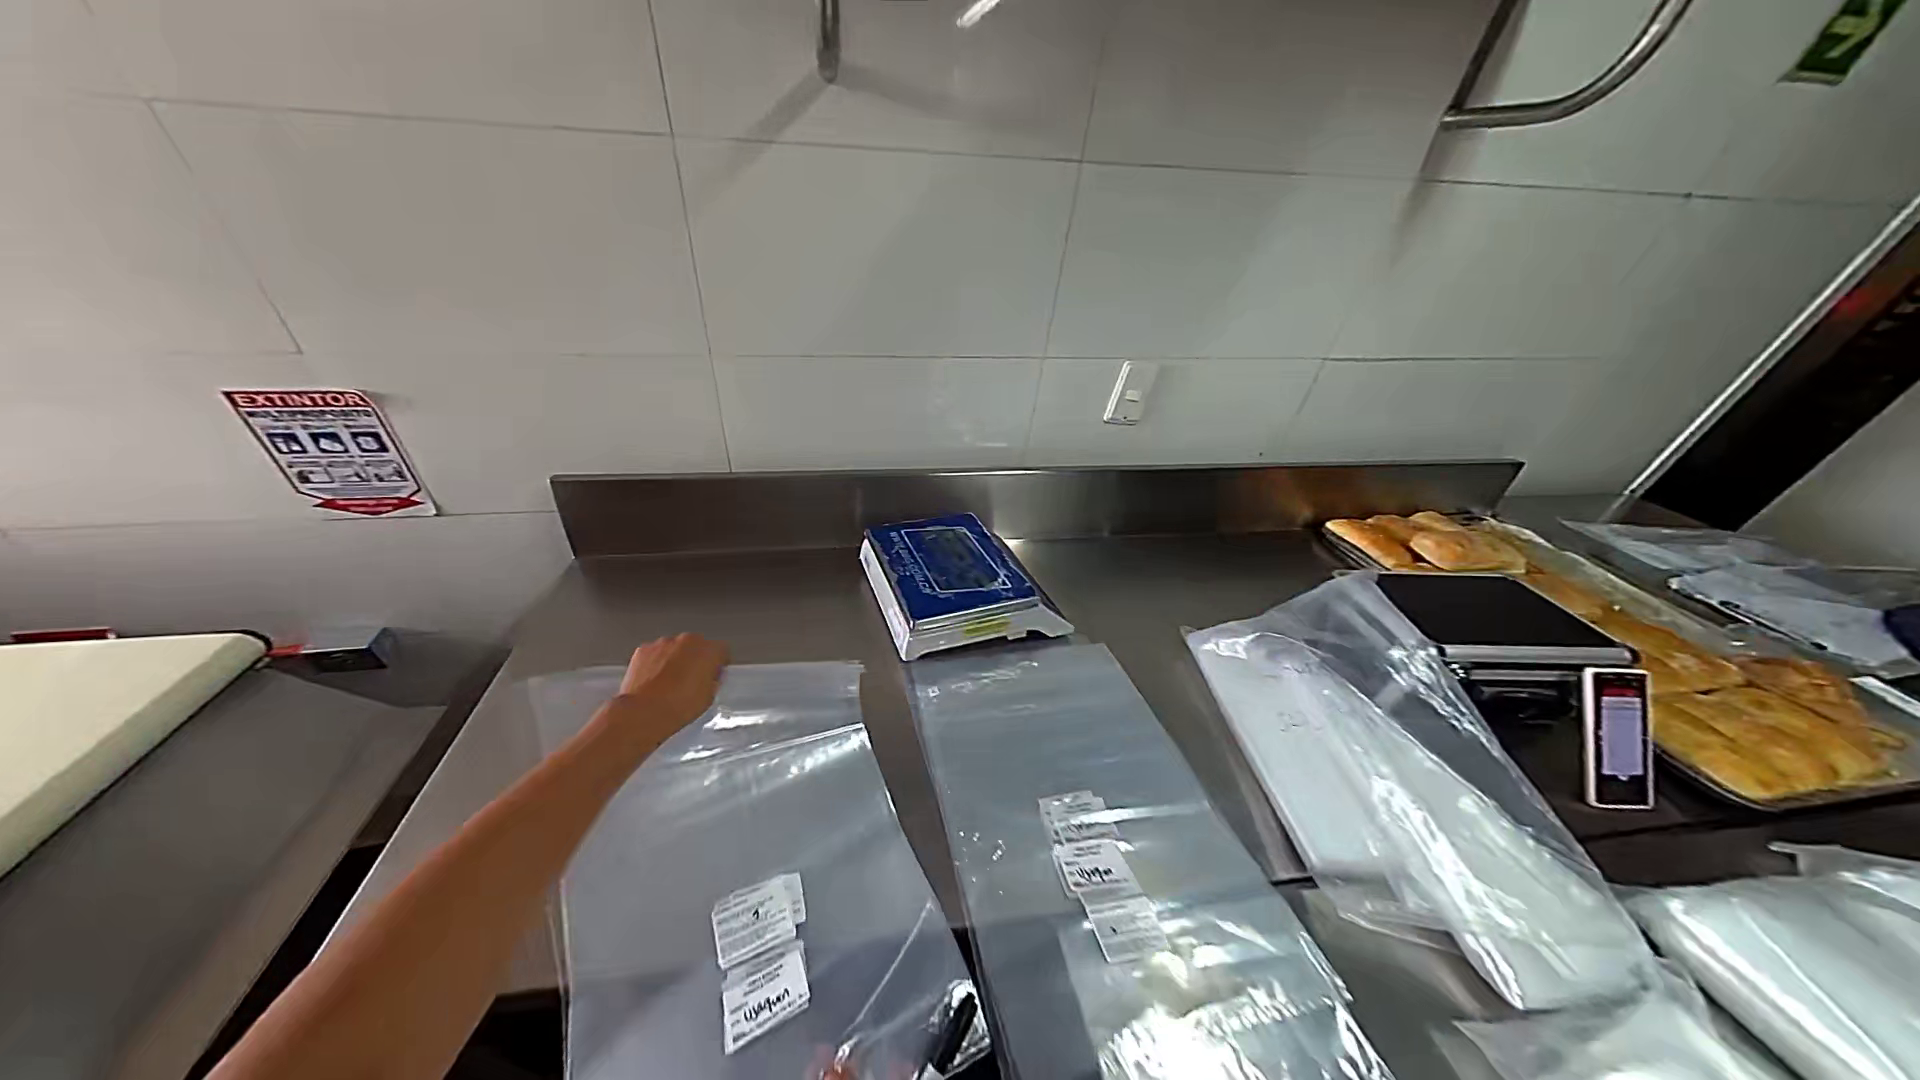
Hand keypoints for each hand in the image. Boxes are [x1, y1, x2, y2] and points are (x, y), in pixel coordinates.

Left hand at [604, 633, 728, 751]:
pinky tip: (654, 682)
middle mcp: (687, 641)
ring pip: (675, 648)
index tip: (714, 673)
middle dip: (696, 659)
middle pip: (697, 645)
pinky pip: (655, 653)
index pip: (721, 650)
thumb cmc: (677, 706)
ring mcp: (664, 644)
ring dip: (675, 660)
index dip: (719, 663)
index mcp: (709, 650)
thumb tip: (709, 679)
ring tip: (670, 683)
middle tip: (692, 680)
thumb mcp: (708, 697)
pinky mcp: (643, 650)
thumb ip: (713, 681)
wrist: (643, 712)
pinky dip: (656, 663)